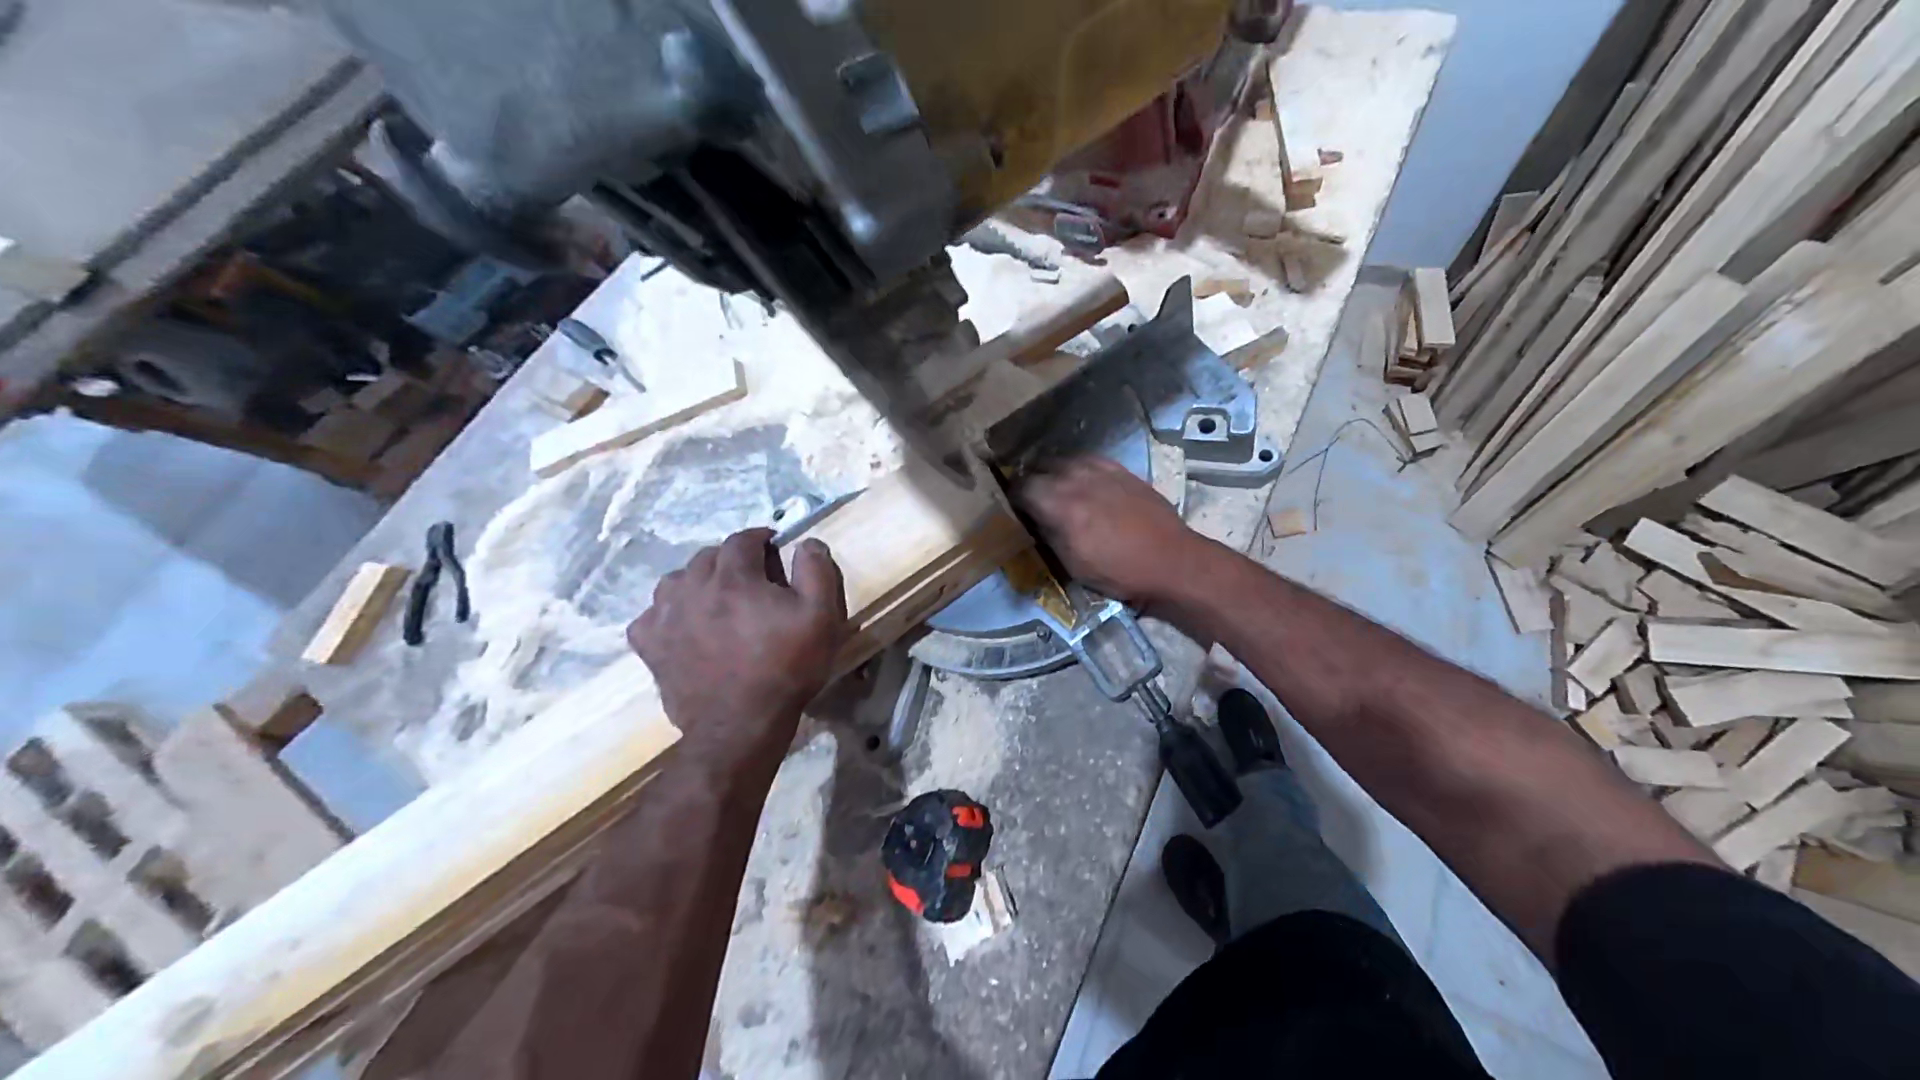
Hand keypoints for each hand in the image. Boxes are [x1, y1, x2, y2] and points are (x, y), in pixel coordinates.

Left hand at [627, 529, 848, 772]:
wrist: (741, 725)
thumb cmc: (786, 668)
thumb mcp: (820, 617)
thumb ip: (815, 571)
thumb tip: (806, 542)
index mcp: (733, 577)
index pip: (742, 540)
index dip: (761, 539)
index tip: (774, 549)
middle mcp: (692, 588)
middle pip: (707, 557)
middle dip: (731, 560)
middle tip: (752, 581)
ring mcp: (665, 617)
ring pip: (675, 581)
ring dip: (696, 583)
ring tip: (716, 601)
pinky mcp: (650, 646)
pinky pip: (651, 616)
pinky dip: (667, 614)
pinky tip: (684, 627)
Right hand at [1016, 457, 1205, 605]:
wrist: (1170, 560)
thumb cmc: (1118, 570)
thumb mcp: (1072, 563)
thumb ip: (1048, 534)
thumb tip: (1034, 519)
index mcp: (1059, 504)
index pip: (1020, 487)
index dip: (1013, 499)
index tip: (1014, 510)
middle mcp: (1076, 478)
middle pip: (1039, 467)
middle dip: (1031, 481)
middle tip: (1032, 500)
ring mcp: (1100, 469)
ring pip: (1063, 459)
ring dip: (1053, 472)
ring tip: (1054, 488)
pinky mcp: (1119, 468)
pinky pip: (1087, 459)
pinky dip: (1077, 468)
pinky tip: (1081, 482)